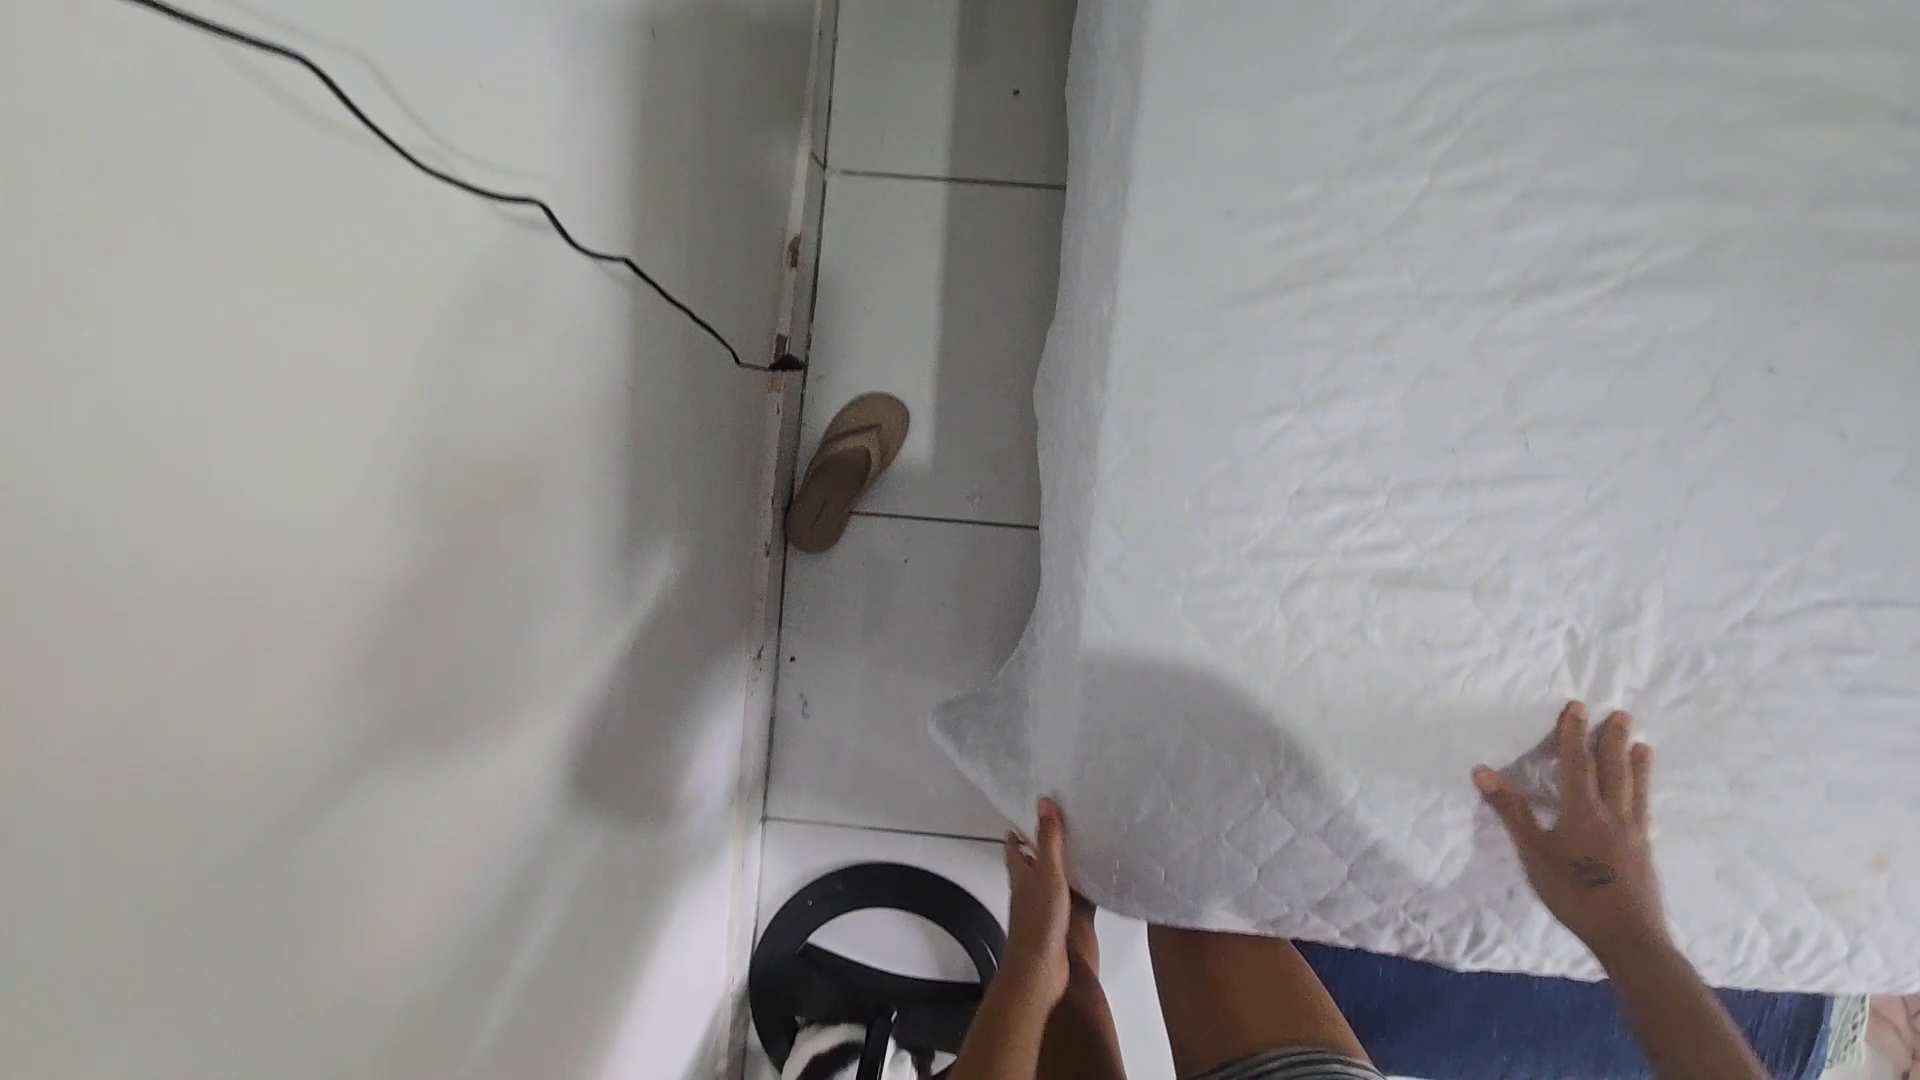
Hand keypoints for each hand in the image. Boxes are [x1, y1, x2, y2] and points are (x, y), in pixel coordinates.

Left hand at [1002, 797, 1072, 1005]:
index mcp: (1020, 873)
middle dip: (1039, 846)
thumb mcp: (1047, 872)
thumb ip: (1048, 839)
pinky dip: (1070, 888)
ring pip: (1045, 880)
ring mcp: (1038, 908)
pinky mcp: (1053, 925)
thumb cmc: (1040, 918)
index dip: (1019, 829)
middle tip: (1059, 826)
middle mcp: (1026, 888)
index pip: (1014, 845)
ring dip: (1056, 867)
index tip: (1032, 812)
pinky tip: (1086, 886)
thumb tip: (1044, 801)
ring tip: (1077, 850)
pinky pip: (1061, 899)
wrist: (1041, 970)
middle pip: (1029, 862)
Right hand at [1474, 702, 1667, 957]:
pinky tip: (1642, 795)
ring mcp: (1634, 834)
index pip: (1577, 764)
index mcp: (1583, 811)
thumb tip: (1483, 771)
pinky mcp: (1644, 852)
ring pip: (1635, 790)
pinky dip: (1644, 793)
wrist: (1627, 937)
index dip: (1574, 734)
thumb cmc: (1573, 890)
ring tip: (1642, 744)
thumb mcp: (1532, 851)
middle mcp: (1613, 816)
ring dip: (1636, 764)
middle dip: (1613, 741)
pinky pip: (1644, 810)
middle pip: (1614, 771)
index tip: (1577, 707)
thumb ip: (1511, 810)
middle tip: (1621, 715)